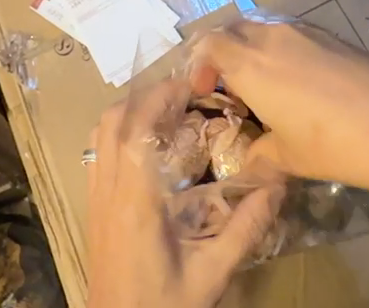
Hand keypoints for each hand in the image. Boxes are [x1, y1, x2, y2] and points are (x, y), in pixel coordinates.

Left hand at [88, 79, 278, 307]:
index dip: (160, 97)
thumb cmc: (164, 307)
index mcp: (135, 202)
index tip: (189, 84)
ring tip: (165, 110)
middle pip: (113, 121)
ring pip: (100, 133)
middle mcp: (108, 191)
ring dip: (129, 111)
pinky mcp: (92, 208)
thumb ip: (244, 229)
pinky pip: (97, 153)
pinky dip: (118, 132)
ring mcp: (95, 198)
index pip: (137, 130)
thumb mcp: (212, 275)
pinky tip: (145, 142)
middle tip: (182, 92)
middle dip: (145, 96)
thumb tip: (276, 184)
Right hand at [189, 21, 368, 192]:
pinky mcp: (326, 34)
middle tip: (226, 88)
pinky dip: (276, 51)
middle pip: (230, 30)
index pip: (207, 44)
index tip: (203, 92)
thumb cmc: (336, 143)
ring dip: (248, 49)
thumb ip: (259, 156)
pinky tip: (295, 84)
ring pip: (259, 28)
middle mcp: (270, 36)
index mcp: (250, 63)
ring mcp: (301, 30)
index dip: (198, 64)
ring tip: (260, 87)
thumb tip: (247, 163)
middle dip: (219, 53)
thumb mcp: (290, 158)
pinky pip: (286, 33)